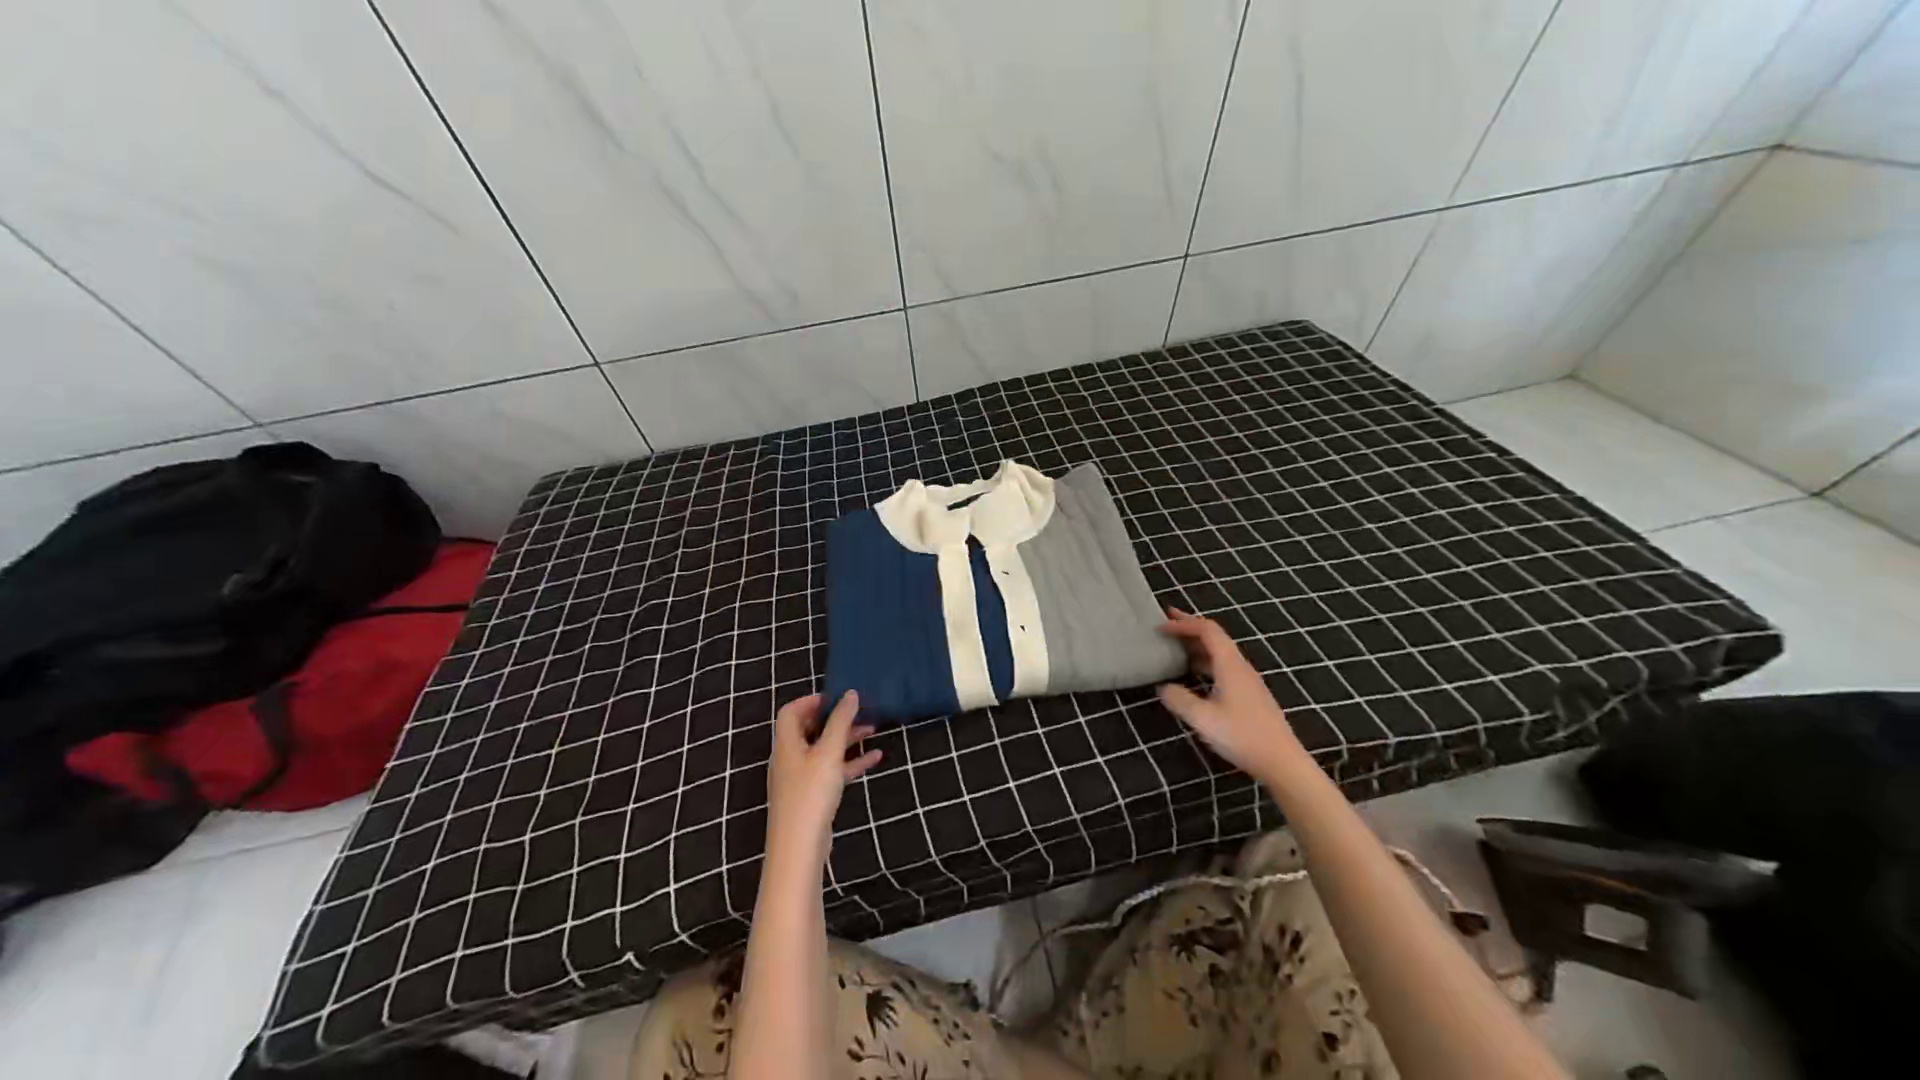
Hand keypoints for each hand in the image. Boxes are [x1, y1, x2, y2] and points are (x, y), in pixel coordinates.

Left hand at [765, 691, 882, 871]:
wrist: (800, 847)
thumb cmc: (811, 793)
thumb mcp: (829, 752)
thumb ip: (841, 721)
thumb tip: (850, 693)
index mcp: (786, 743)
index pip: (791, 711)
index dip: (812, 700)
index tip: (837, 696)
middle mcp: (790, 758)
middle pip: (810, 729)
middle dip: (835, 718)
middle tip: (859, 710)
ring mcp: (801, 779)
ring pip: (824, 750)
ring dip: (847, 738)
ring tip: (873, 729)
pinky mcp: (813, 796)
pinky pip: (832, 771)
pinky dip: (851, 762)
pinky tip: (875, 758)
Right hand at [1157, 608, 1313, 787]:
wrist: (1282, 762)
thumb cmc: (1242, 736)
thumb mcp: (1203, 719)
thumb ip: (1179, 700)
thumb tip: (1163, 687)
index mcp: (1230, 665)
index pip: (1207, 630)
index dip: (1183, 623)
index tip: (1161, 626)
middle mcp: (1241, 667)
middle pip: (1215, 637)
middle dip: (1190, 627)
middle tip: (1166, 624)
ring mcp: (1248, 681)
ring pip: (1220, 652)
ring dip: (1197, 645)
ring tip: (1175, 647)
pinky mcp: (1250, 694)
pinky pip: (1224, 666)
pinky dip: (1205, 661)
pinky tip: (1195, 674)